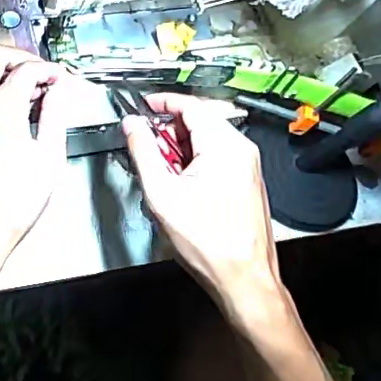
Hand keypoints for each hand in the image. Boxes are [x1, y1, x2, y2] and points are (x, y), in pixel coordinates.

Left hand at [0, 44, 79, 289]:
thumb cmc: (12, 203)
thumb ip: (54, 116)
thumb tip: (57, 92)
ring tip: (19, 89)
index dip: (48, 69)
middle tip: (38, 73)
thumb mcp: (48, 159)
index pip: (27, 69)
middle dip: (21, 58)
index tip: (59, 79)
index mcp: (1, 109)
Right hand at [122, 94, 285, 315]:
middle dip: (170, 130)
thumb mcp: (162, 194)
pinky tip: (183, 184)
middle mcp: (241, 149)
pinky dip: (197, 159)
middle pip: (200, 120)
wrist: (244, 277)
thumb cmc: (211, 244)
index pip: (190, 105)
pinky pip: (218, 154)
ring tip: (165, 174)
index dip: (162, 103)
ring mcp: (248, 163)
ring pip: (208, 138)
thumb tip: (133, 126)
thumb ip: (143, 152)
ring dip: (182, 147)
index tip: (144, 106)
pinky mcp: (248, 177)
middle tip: (148, 146)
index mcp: (224, 145)